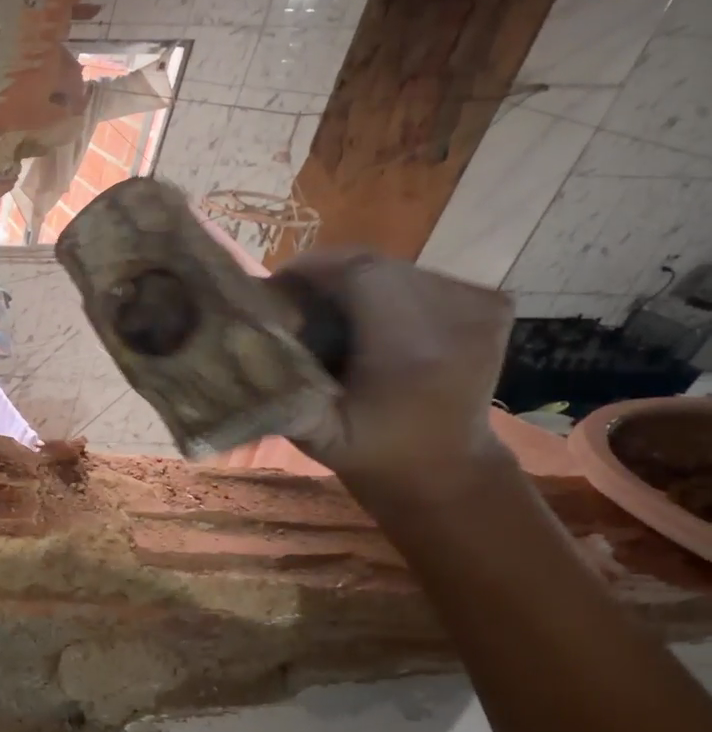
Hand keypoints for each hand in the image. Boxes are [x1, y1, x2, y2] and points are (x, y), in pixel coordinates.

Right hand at [277, 250, 515, 498]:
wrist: (443, 466)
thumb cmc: (369, 450)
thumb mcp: (312, 428)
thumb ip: (281, 383)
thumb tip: (241, 333)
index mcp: (413, 348)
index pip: (359, 272)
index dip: (311, 269)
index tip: (273, 288)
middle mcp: (457, 317)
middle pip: (375, 265)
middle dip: (327, 277)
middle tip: (292, 304)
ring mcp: (481, 306)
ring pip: (396, 268)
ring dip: (353, 282)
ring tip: (326, 312)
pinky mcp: (490, 303)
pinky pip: (420, 277)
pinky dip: (385, 289)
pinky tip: (368, 318)